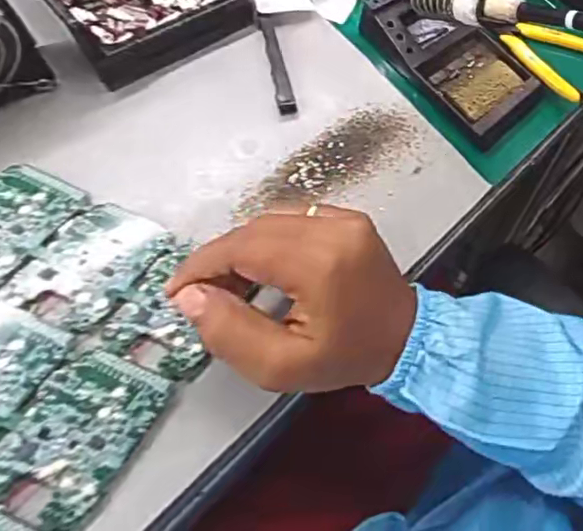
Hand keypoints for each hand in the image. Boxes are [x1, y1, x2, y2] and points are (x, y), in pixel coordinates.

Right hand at [164, 206, 415, 393]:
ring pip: (273, 219)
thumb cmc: (347, 356)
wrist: (404, 336)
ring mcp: (345, 218)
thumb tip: (192, 297)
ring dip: (243, 247)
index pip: (244, 247)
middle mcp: (333, 228)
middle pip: (256, 229)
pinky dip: (270, 239)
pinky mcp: (349, 217)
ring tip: (230, 287)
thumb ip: (231, 332)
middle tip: (200, 294)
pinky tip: (263, 269)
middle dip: (219, 258)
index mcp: (319, 263)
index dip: (203, 264)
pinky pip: (296, 218)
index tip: (177, 290)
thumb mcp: (282, 365)